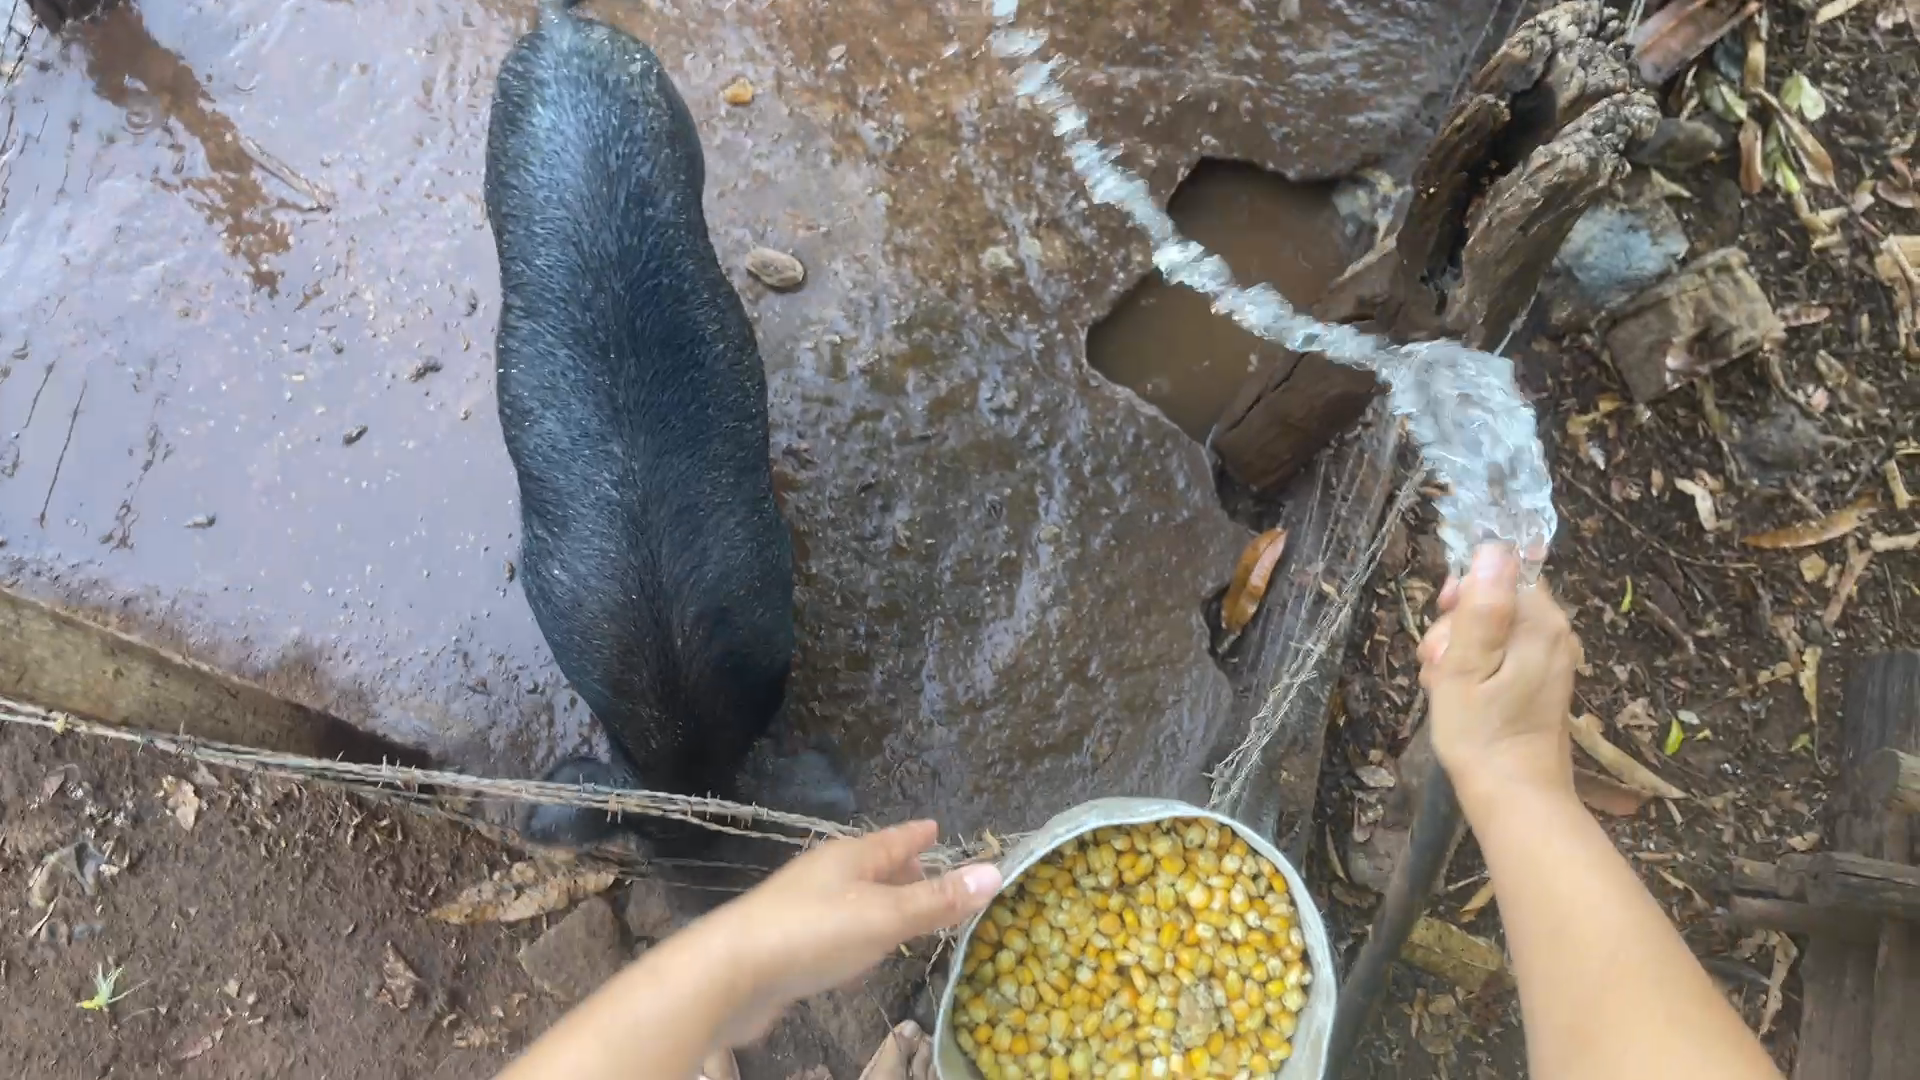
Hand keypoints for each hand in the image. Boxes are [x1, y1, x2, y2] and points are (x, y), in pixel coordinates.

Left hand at [689, 821, 1002, 1046]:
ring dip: (880, 903)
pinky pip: (835, 928)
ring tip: (902, 917)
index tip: (935, 826)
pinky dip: (857, 933)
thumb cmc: (814, 933)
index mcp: (852, 856)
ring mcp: (804, 905)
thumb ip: (937, 900)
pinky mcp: (788, 940)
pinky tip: (858, 957)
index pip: (895, 839)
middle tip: (931, 878)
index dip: (918, 835)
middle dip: (903, 870)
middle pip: (875, 865)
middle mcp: (828, 873)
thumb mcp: (885, 917)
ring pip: (854, 897)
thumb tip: (995, 872)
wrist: (729, 973)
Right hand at [1417, 545, 1580, 810]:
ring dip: (1455, 647)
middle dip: (1455, 624)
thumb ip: (1481, 608)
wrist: (1511, 793)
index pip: (1502, 572)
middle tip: (1439, 662)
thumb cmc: (1480, 730)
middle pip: (1492, 599)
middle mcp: (1553, 634)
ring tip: (1443, 681)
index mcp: (1541, 625)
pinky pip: (1496, 651)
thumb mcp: (1466, 665)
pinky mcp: (1537, 677)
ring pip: (1487, 626)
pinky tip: (1456, 690)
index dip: (1466, 590)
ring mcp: (1548, 657)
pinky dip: (1470, 665)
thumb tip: (1493, 550)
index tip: (1444, 617)